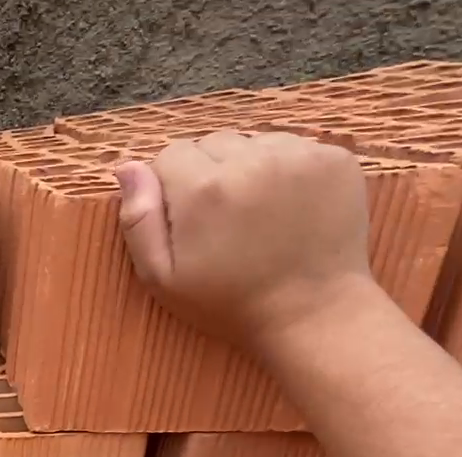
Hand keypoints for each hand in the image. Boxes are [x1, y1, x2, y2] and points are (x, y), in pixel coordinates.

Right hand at [115, 131, 379, 351]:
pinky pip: (293, 146)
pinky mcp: (335, 158)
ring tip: (249, 209)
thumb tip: (126, 167)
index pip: (169, 153)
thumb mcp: (159, 276)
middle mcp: (252, 160)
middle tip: (213, 216)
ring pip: (253, 140)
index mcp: (203, 189)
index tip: (177, 215)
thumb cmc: (222, 301)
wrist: (309, 310)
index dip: (166, 183)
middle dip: (205, 170)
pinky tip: (282, 204)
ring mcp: (300, 155)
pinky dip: (281, 167)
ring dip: (244, 166)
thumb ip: (139, 219)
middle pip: (211, 141)